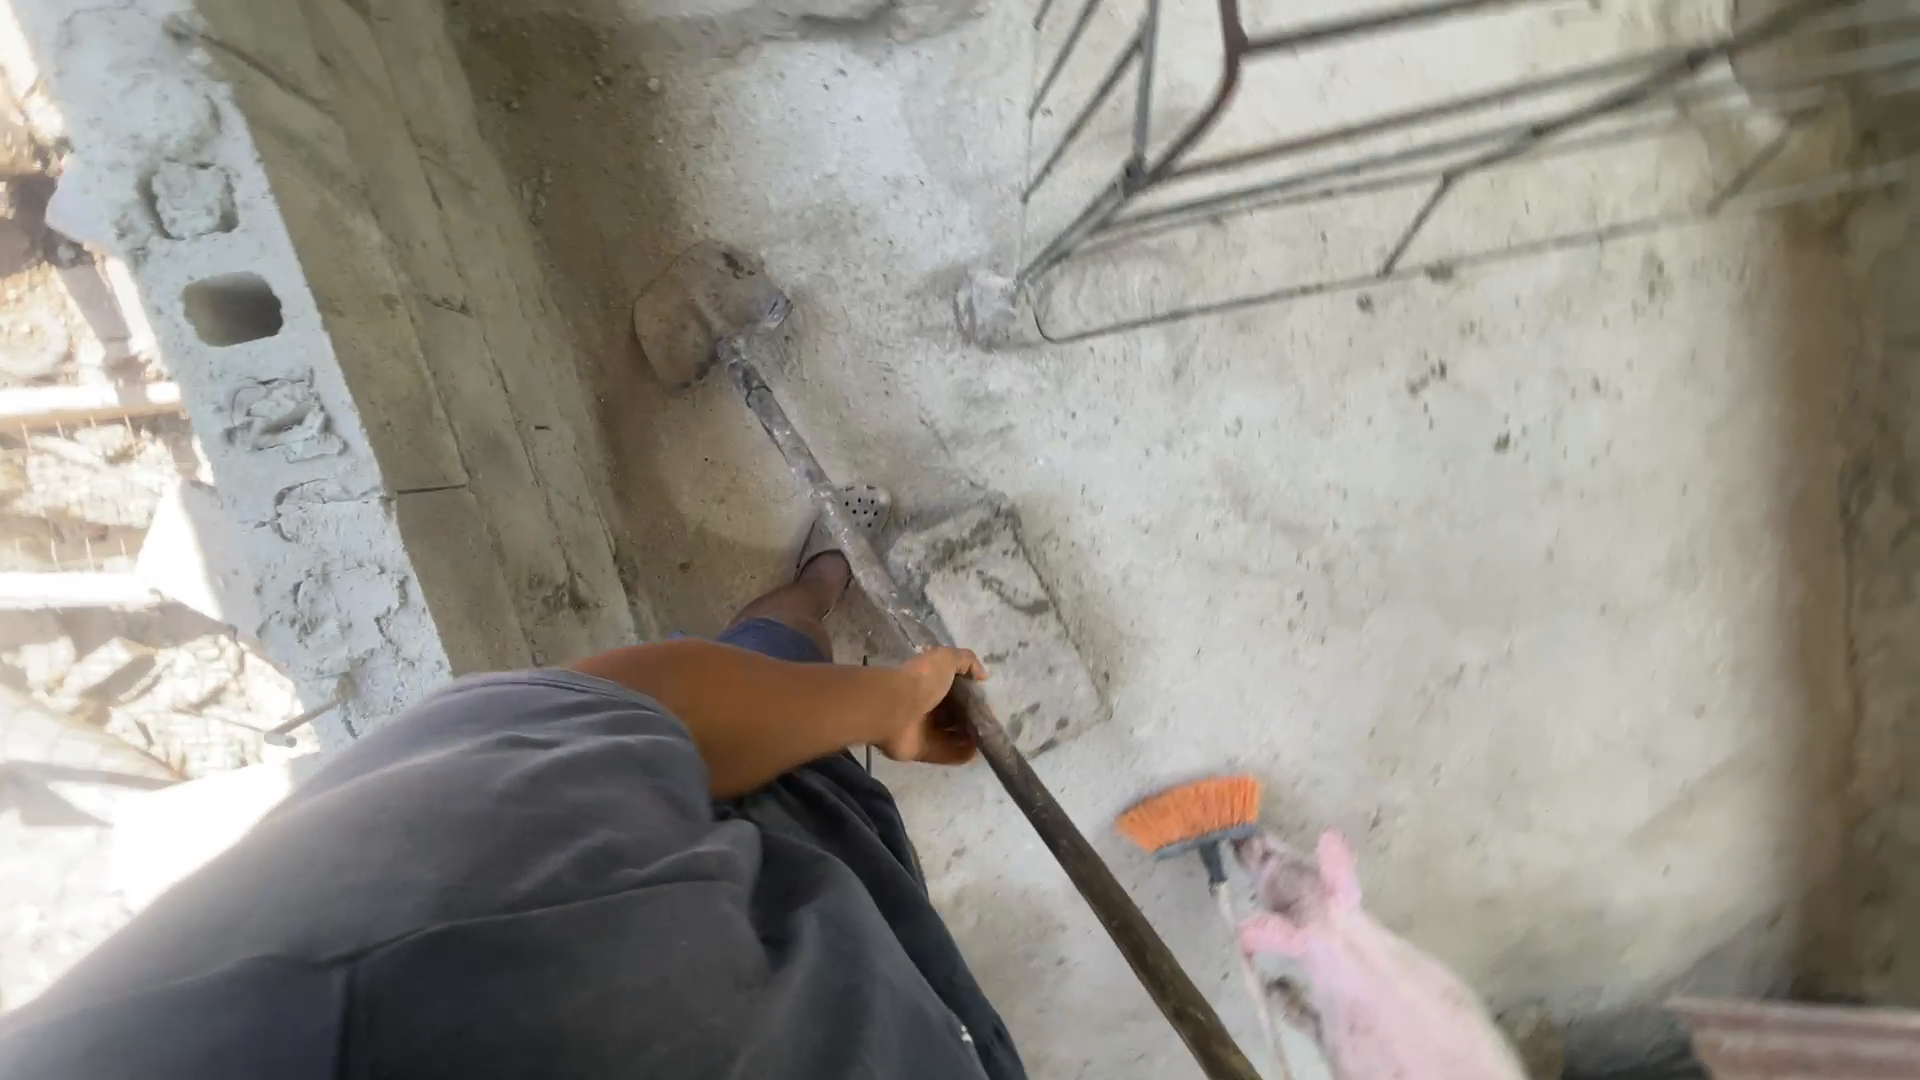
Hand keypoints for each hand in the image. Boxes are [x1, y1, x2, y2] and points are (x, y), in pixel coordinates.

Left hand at [879, 647, 987, 764]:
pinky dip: (961, 753)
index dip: (972, 694)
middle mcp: (926, 705)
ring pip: (952, 735)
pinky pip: (946, 753)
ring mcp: (924, 729)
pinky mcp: (922, 750)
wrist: (895, 708)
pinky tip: (977, 751)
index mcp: (930, 683)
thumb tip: (983, 675)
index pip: (955, 689)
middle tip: (990, 722)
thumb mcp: (946, 658)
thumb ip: (966, 661)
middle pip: (954, 713)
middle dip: (972, 717)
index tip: (988, 701)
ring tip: (988, 737)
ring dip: (970, 737)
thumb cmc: (922, 680)